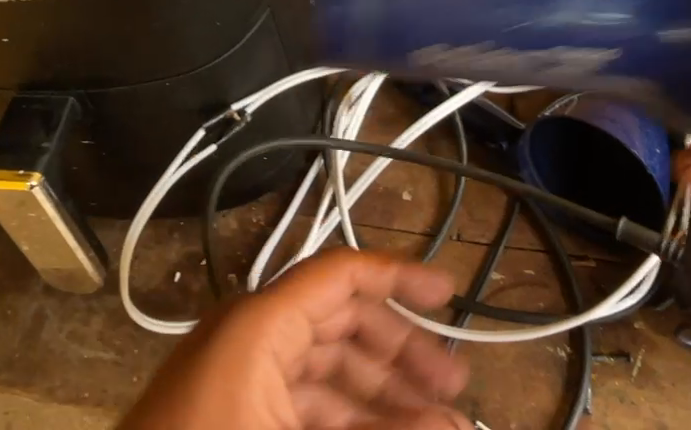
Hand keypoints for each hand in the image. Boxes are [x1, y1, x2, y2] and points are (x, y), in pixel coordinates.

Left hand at [120, 248, 471, 429]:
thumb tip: (455, 428)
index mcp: (260, 324)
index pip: (341, 275)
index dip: (399, 278)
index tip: (448, 295)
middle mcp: (251, 337)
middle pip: (341, 322)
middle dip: (401, 351)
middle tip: (455, 384)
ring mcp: (240, 377)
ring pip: (326, 367)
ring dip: (381, 394)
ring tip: (437, 423)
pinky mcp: (234, 413)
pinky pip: (303, 402)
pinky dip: (347, 419)